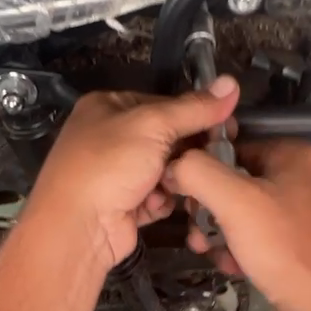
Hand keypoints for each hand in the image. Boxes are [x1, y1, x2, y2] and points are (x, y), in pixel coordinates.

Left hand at [22, 78, 239, 269]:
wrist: (78, 227)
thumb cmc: (110, 165)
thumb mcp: (154, 125)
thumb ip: (194, 108)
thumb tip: (232, 83)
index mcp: (108, 107)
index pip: (163, 103)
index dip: (195, 114)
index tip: (227, 126)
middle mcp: (110, 138)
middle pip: (166, 138)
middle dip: (188, 151)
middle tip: (217, 157)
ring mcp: (116, 174)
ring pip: (164, 171)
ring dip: (176, 179)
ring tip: (182, 184)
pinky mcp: (124, 205)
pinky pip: (156, 198)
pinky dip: (162, 201)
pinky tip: (157, 205)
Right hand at [164, 139, 310, 310]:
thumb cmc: (282, 246)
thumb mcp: (234, 202)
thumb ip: (197, 174)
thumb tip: (172, 166)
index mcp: (290, 155)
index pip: (229, 150)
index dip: (200, 173)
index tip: (184, 200)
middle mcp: (298, 177)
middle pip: (232, 183)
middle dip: (208, 211)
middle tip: (198, 234)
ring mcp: (297, 212)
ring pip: (239, 214)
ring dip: (218, 235)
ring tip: (210, 252)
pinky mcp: (293, 243)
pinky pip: (254, 237)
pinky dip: (238, 250)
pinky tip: (233, 266)